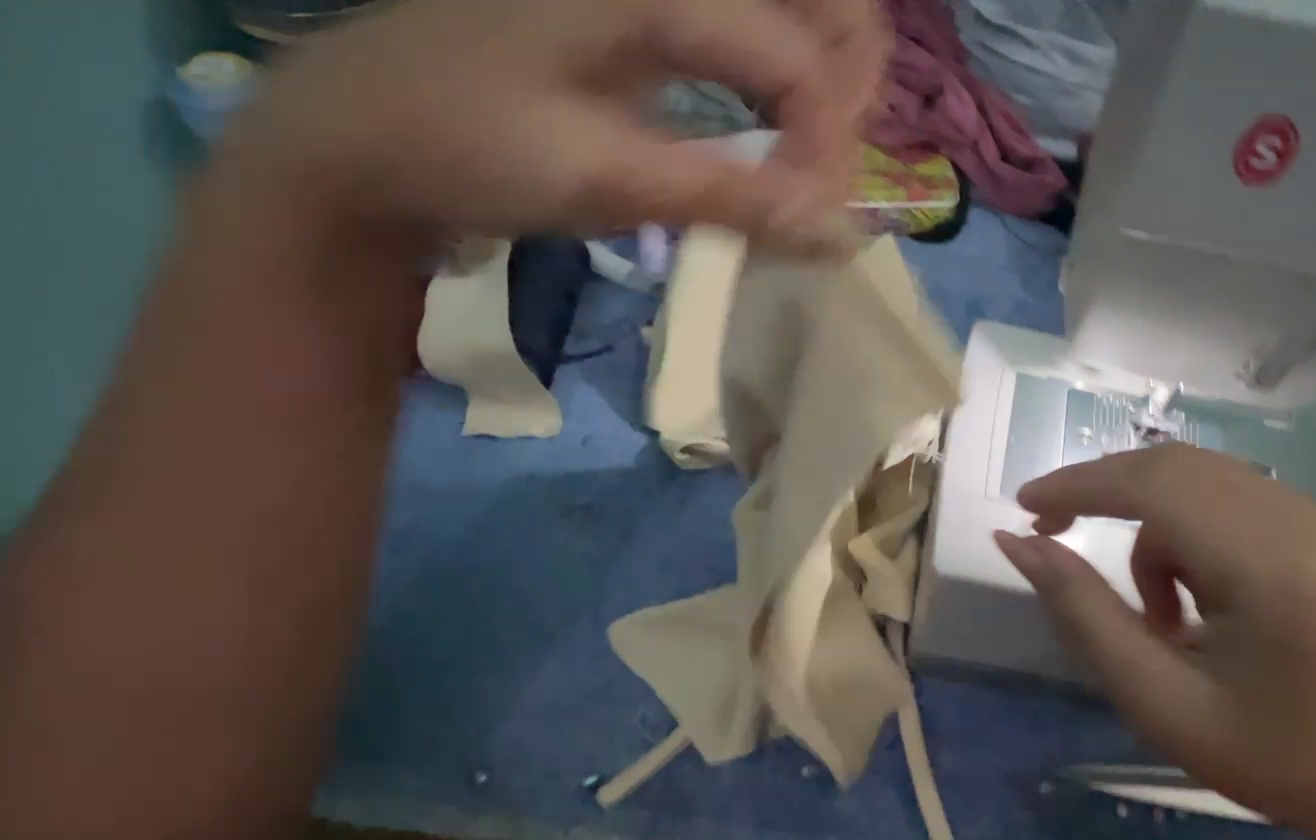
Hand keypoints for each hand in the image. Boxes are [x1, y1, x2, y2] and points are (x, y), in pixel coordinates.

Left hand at [218, 0, 886, 253]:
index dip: (828, 150)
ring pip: (798, 15)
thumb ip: (733, 199)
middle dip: (849, 96)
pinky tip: (772, 134)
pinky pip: (751, 32)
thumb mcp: (605, 180)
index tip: (817, 226)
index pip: (800, 60)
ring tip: (808, 161)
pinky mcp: (647, 13)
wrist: (361, 131)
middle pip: (828, 8)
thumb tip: (842, 235)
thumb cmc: (471, 149)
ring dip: (826, 87)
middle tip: (828, 177)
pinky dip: (782, 86)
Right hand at [994, 444, 1315, 837]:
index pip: (1160, 487)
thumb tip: (1015, 542)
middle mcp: (1308, 522)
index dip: (1082, 484)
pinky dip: (1185, 532)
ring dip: (1150, 529)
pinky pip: (1226, 496)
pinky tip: (1192, 596)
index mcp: (1274, 571)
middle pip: (1178, 467)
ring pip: (1197, 479)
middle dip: (1105, 492)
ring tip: (1156, 615)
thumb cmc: (1255, 753)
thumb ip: (1081, 611)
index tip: (1025, 504)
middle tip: (1052, 533)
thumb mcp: (1151, 696)